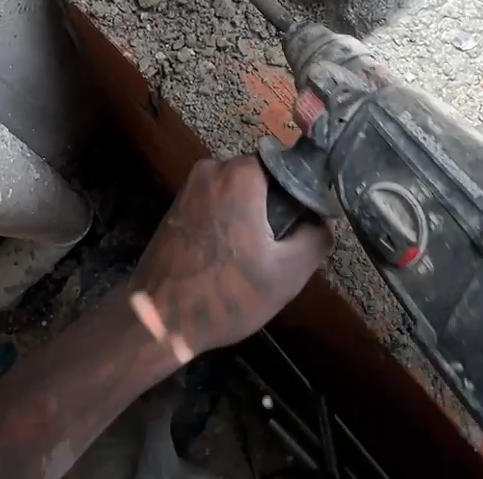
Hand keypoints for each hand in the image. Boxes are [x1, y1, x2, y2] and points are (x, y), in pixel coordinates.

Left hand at [128, 155, 333, 359]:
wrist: (159, 316)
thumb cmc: (227, 293)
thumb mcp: (288, 273)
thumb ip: (316, 237)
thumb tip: (323, 218)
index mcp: (240, 173)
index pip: (287, 165)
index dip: (301, 195)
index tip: (303, 226)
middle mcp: (213, 167)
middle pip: (262, 177)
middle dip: (275, 206)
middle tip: (280, 248)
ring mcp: (190, 184)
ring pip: (239, 190)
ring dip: (252, 215)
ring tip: (256, 256)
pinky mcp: (178, 203)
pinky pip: (217, 201)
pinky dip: (229, 220)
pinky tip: (231, 256)